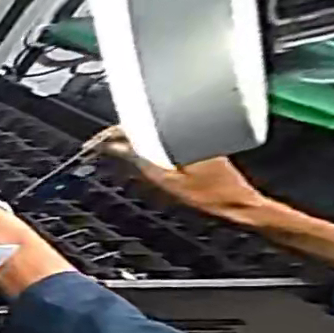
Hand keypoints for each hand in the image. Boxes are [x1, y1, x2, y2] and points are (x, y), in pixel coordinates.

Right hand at [113, 141, 268, 223]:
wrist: (239, 203)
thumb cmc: (205, 195)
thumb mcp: (166, 179)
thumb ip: (140, 160)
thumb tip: (115, 147)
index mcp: (182, 139)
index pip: (140, 128)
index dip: (112, 134)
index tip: (94, 143)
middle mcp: (191, 135)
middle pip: (148, 128)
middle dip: (120, 135)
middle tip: (99, 146)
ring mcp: (197, 141)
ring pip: (156, 135)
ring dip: (133, 140)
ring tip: (113, 150)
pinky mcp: (199, 148)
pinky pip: (166, 141)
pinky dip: (149, 145)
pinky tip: (139, 155)